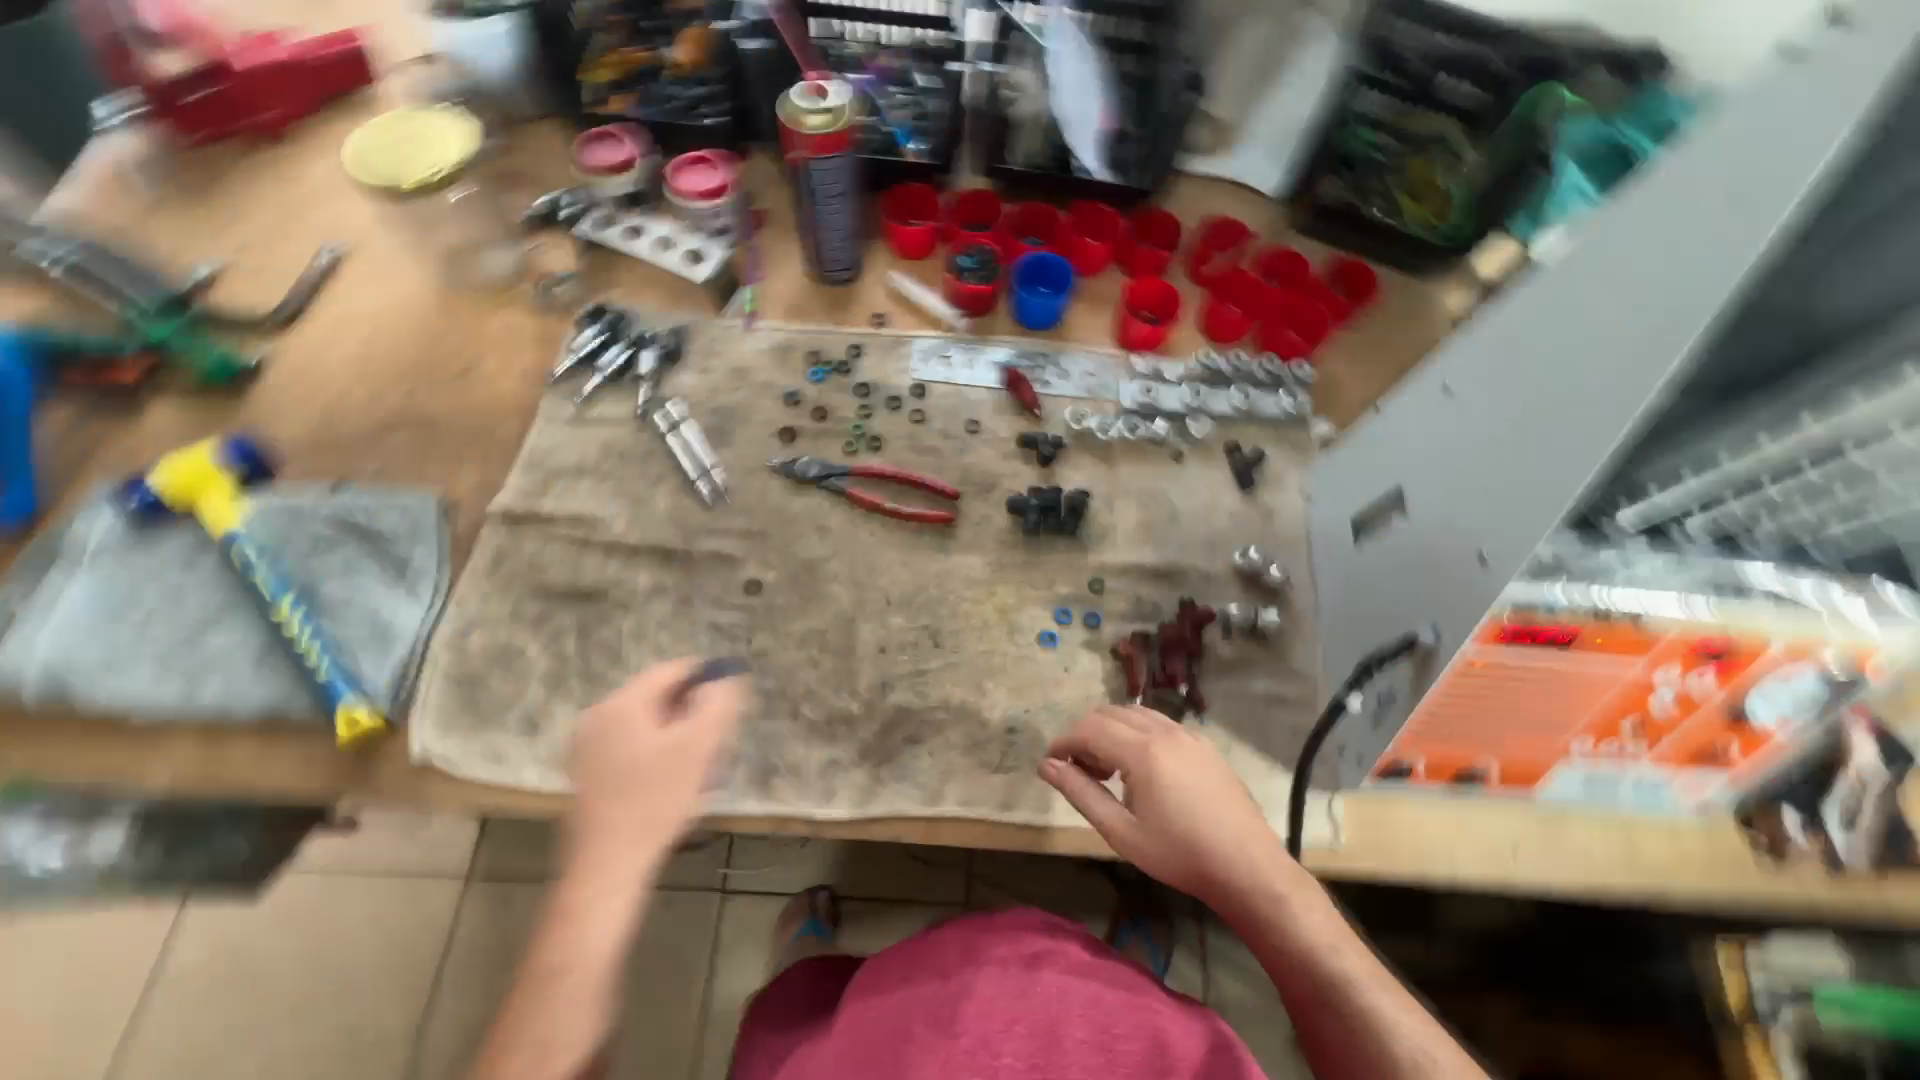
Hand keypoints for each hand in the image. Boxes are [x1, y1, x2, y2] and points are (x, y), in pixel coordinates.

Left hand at [566, 658, 747, 877]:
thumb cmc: (655, 801)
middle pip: (657, 699)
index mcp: (621, 704)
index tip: (730, 696)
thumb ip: (716, 706)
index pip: (670, 671)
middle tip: (718, 740)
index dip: (704, 677)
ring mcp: (588, 747)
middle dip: (692, 714)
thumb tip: (724, 680)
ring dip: (678, 738)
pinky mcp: (588, 774)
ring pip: (647, 727)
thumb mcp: (697, 748)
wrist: (608, 863)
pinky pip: (631, 748)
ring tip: (702, 768)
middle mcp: (598, 717)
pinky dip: (658, 756)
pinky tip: (676, 784)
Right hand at [1039, 705, 1296, 910]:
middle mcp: (1165, 732)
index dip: (1064, 742)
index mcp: (1143, 752)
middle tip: (1080, 773)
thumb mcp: (1121, 832)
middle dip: (1086, 735)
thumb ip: (1081, 793)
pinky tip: (1141, 771)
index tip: (1051, 764)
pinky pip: (1160, 724)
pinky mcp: (1204, 745)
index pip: (1089, 728)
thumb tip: (1047, 766)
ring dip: (1112, 732)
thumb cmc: (1179, 855)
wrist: (1246, 866)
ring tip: (1108, 772)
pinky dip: (1137, 734)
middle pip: (1110, 713)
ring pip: (1136, 714)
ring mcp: (1189, 735)